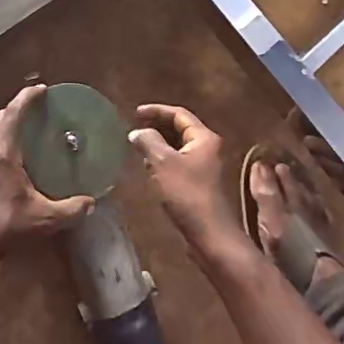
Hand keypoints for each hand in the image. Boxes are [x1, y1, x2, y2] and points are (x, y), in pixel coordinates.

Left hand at [0, 85, 94, 253]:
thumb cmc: (4, 225)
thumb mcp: (44, 218)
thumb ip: (71, 209)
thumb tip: (91, 203)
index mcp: (2, 151)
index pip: (13, 113)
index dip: (28, 97)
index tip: (43, 89)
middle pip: (1, 117)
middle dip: (19, 106)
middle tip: (39, 106)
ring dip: (10, 121)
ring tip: (31, 126)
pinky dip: (5, 137)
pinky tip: (19, 152)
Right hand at [130, 104, 237, 246]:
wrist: (209, 233)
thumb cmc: (186, 193)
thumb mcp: (162, 163)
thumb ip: (148, 141)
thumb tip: (137, 132)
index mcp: (203, 137)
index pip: (179, 114)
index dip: (156, 110)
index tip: (135, 113)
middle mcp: (208, 147)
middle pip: (180, 128)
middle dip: (157, 126)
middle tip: (135, 127)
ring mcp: (205, 166)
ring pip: (179, 146)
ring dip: (159, 143)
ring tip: (139, 146)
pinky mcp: (199, 182)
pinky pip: (179, 162)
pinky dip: (164, 159)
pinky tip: (150, 167)